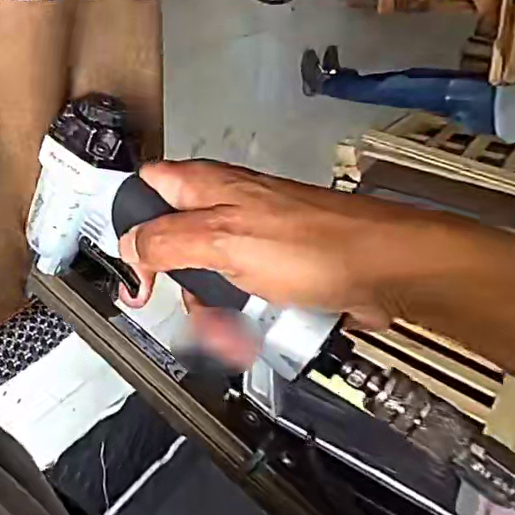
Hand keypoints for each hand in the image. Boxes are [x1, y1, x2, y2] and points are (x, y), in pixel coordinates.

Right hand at [114, 160, 488, 330]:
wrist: (385, 270)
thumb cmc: (315, 243)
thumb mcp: (222, 240)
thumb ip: (165, 240)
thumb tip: (129, 247)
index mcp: (202, 185)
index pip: (144, 189)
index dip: (130, 223)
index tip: (131, 263)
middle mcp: (222, 205)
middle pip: (171, 240)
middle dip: (175, 278)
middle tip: (187, 299)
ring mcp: (248, 236)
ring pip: (204, 273)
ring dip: (209, 304)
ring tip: (227, 324)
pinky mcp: (271, 265)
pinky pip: (238, 293)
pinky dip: (239, 314)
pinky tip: (251, 329)